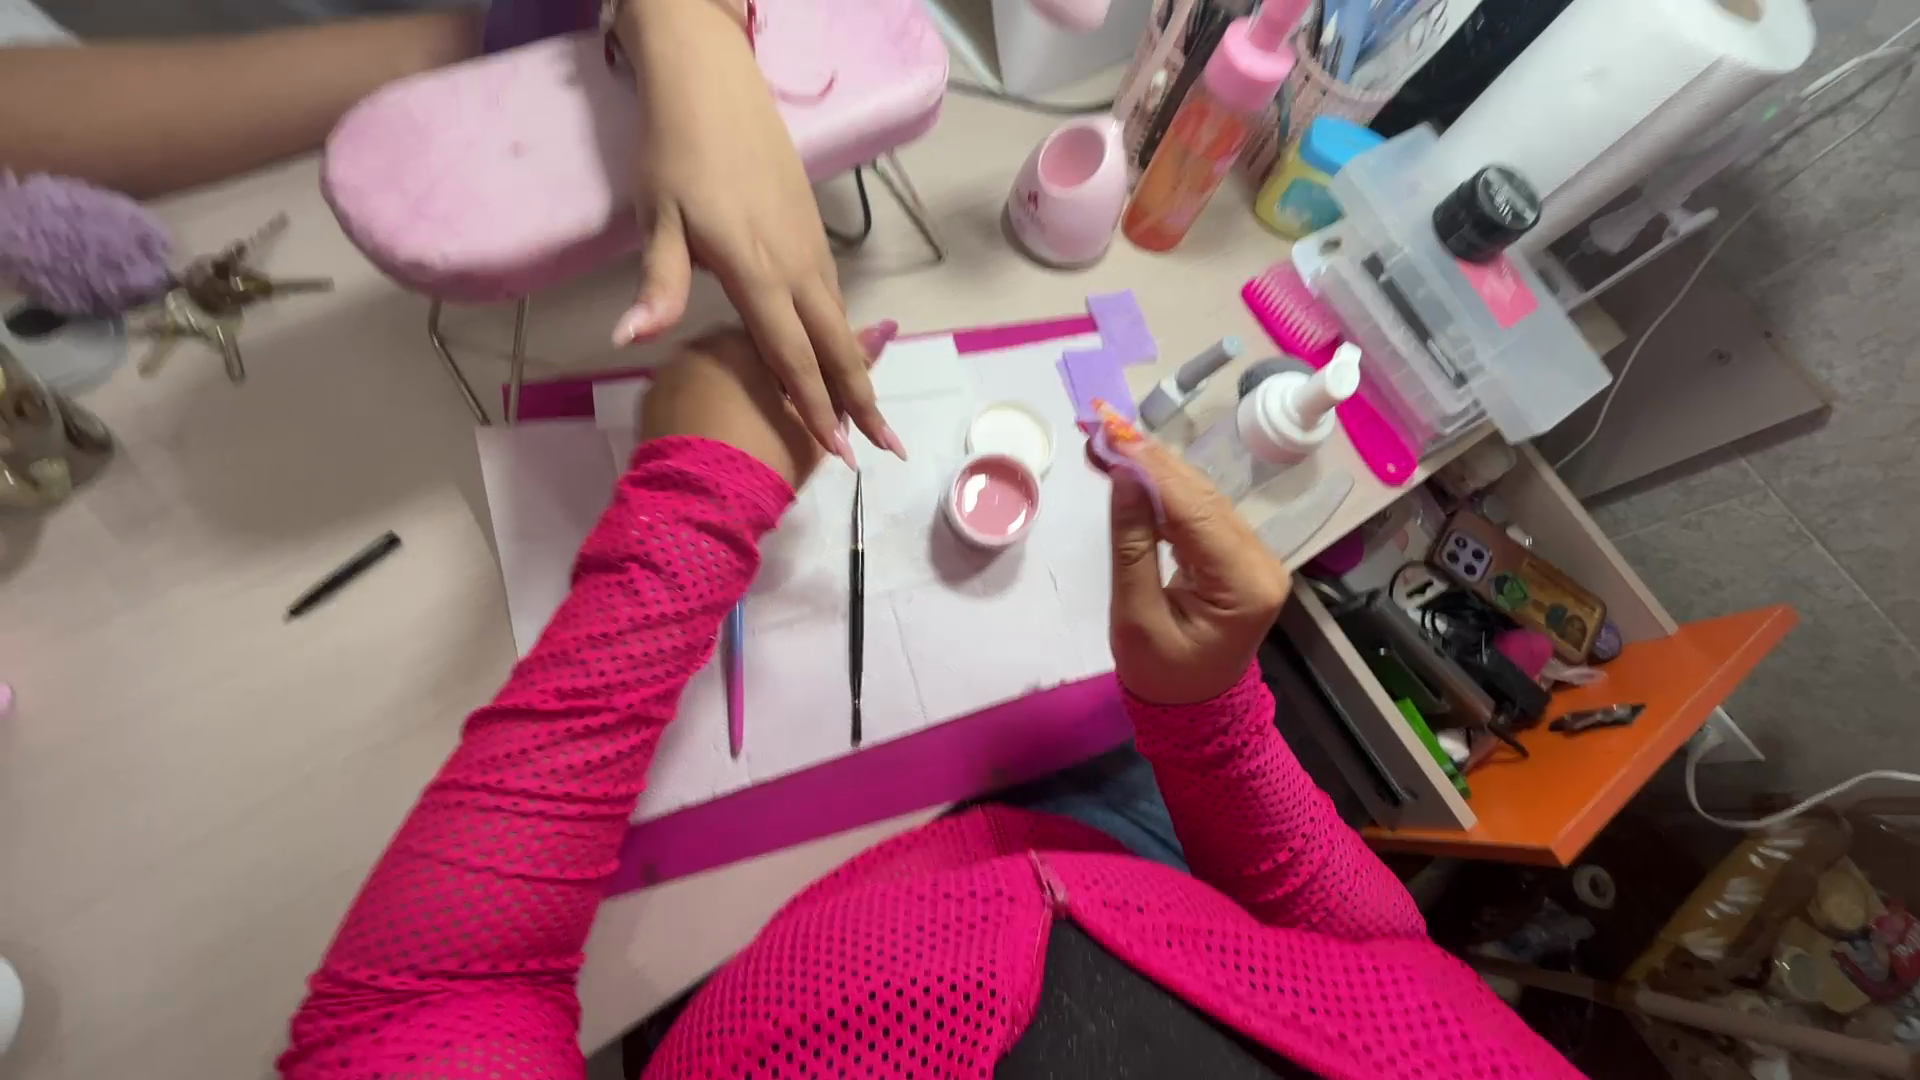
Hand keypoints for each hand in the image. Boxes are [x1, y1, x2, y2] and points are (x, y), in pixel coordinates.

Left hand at [612, 0, 902, 470]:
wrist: (714, 84)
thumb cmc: (677, 154)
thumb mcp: (658, 218)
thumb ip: (660, 284)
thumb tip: (630, 338)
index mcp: (759, 275)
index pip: (794, 359)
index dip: (816, 410)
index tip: (840, 452)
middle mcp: (798, 272)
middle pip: (838, 350)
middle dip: (863, 403)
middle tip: (887, 447)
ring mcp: (813, 255)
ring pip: (843, 328)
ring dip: (860, 375)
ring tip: (871, 416)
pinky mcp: (816, 241)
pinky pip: (837, 303)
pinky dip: (846, 341)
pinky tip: (846, 358)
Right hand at [1101, 411, 1292, 704]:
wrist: (1192, 710)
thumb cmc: (1160, 675)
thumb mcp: (1135, 615)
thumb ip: (1132, 544)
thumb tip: (1124, 477)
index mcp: (1245, 583)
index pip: (1196, 511)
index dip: (1154, 469)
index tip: (1113, 435)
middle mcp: (1261, 562)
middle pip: (1204, 497)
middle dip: (1153, 461)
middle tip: (1105, 429)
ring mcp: (1254, 557)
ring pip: (1203, 499)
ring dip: (1157, 470)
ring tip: (1113, 442)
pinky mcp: (1238, 556)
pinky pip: (1201, 514)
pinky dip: (1167, 491)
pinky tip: (1137, 471)